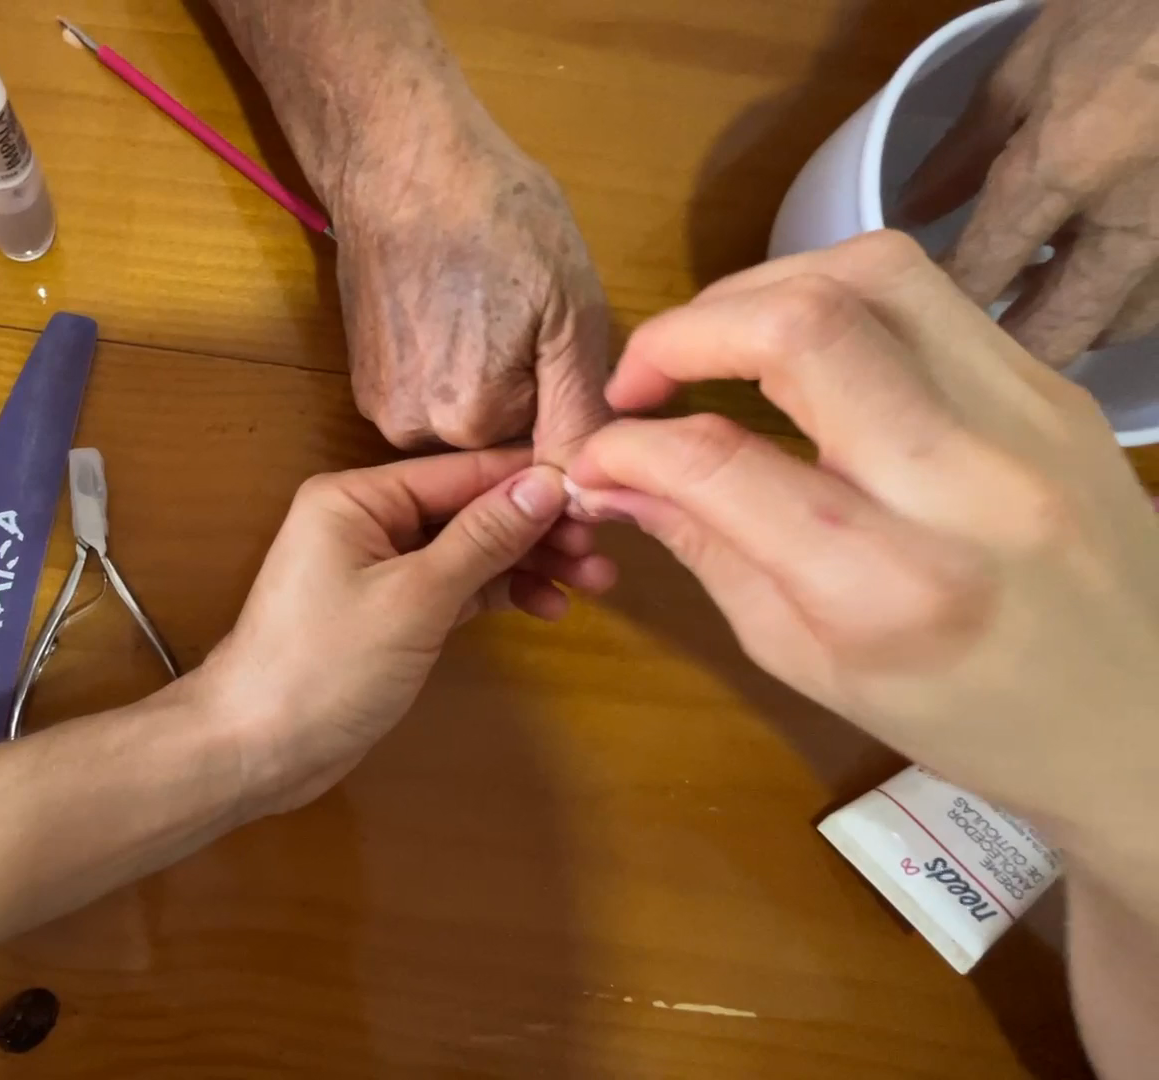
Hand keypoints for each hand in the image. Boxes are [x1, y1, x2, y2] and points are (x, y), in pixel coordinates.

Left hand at [194, 450, 615, 816]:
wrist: (258, 745)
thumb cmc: (326, 664)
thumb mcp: (414, 598)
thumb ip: (481, 539)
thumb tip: (548, 481)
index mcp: (355, 497)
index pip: (458, 474)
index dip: (530, 480)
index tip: (605, 490)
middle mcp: (364, 520)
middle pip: (465, 510)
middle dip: (533, 528)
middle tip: (604, 550)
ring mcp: (376, 566)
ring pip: (464, 550)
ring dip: (524, 563)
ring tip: (594, 583)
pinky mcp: (388, 609)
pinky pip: (451, 587)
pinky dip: (494, 593)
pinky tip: (546, 605)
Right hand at [336, 103, 611, 457]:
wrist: (401, 174)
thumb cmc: (499, 224)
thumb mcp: (569, 315)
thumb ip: (580, 412)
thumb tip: (587, 492)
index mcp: (470, 422)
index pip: (540, 456)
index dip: (565, 414)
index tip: (565, 360)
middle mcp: (415, 434)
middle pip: (494, 444)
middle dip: (523, 399)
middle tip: (525, 327)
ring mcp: (381, 411)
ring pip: (459, 425)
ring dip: (482, 389)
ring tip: (483, 322)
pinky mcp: (365, 388)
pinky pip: (425, 405)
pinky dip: (445, 377)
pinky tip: (447, 325)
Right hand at [567, 231, 1158, 838]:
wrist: (1154, 716)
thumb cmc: (953, 711)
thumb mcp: (791, 650)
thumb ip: (698, 544)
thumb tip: (606, 480)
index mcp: (885, 582)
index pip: (717, 462)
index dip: (626, 446)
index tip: (592, 459)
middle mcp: (968, 479)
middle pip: (804, 327)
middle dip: (680, 335)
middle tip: (633, 382)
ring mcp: (1028, 412)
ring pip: (870, 275)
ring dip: (749, 295)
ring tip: (699, 351)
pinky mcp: (1047, 381)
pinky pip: (916, 293)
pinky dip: (814, 300)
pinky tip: (777, 356)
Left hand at [901, 0, 1158, 366]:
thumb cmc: (1145, 3)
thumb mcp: (1039, 60)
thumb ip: (968, 148)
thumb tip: (911, 212)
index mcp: (1068, 168)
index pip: (976, 276)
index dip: (932, 311)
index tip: (898, 324)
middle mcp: (1145, 211)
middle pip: (1066, 324)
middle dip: (1009, 352)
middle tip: (963, 359)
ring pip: (1139, 314)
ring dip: (1080, 327)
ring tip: (1031, 319)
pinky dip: (1137, 295)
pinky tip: (1102, 283)